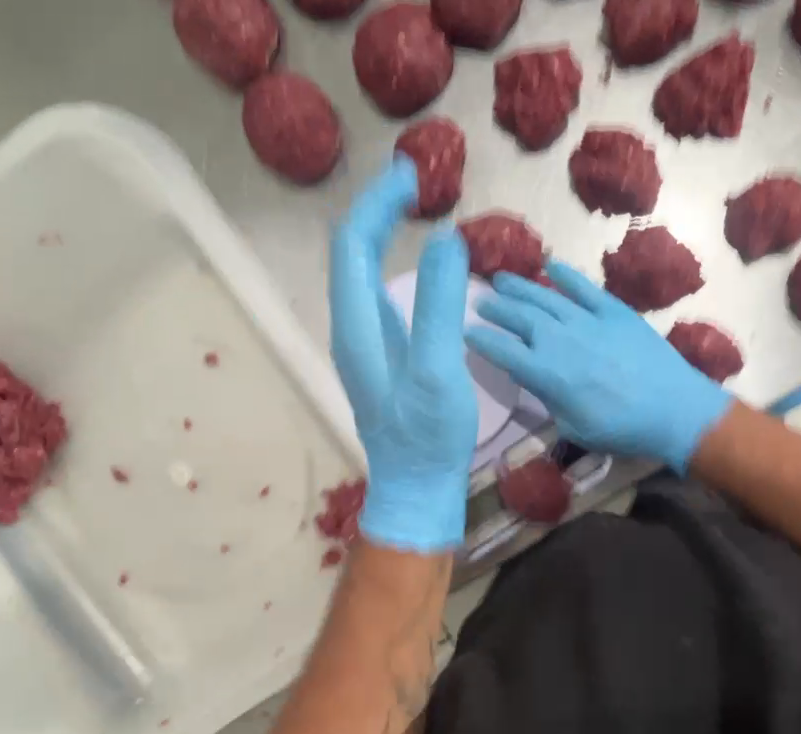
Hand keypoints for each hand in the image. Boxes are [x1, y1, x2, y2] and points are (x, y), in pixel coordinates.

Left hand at [329, 158, 477, 551]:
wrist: (417, 490)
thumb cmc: (427, 436)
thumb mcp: (437, 370)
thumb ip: (441, 306)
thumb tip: (448, 242)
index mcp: (357, 325)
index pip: (353, 243)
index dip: (378, 202)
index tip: (414, 175)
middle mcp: (352, 329)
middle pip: (352, 253)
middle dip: (379, 211)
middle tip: (418, 184)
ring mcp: (366, 346)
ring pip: (363, 274)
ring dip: (384, 236)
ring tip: (416, 212)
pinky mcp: (383, 361)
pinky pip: (381, 296)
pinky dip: (397, 268)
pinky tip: (422, 272)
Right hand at [465, 261, 731, 473]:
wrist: (674, 409)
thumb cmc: (622, 430)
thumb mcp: (574, 427)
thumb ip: (549, 400)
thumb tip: (533, 379)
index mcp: (548, 374)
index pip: (504, 353)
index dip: (482, 341)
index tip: (466, 332)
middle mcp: (561, 341)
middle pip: (520, 318)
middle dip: (497, 308)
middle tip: (479, 300)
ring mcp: (589, 321)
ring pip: (546, 298)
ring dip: (521, 287)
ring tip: (501, 279)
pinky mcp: (615, 311)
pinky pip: (584, 288)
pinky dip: (565, 276)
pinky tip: (550, 266)